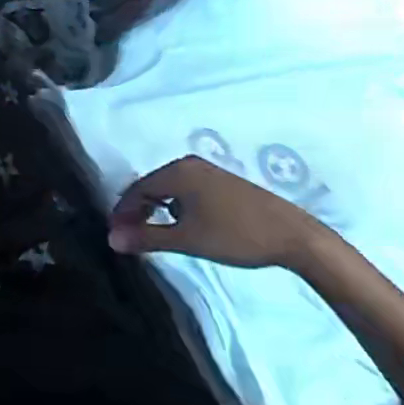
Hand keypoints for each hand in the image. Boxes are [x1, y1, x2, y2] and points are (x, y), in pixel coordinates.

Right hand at [108, 155, 325, 268]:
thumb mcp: (187, 240)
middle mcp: (189, 164)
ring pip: (169, 187)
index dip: (123, 212)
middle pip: (152, 185)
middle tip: (128, 236)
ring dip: (156, 209)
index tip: (114, 235)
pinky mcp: (222, 182)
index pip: (138, 189)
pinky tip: (179, 224)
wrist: (292, 235)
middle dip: (137, 210)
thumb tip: (111, 239)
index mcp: (177, 171)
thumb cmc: (235, 235)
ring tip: (149, 233)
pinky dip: (174, 206)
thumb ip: (147, 238)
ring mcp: (207, 171)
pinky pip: (185, 189)